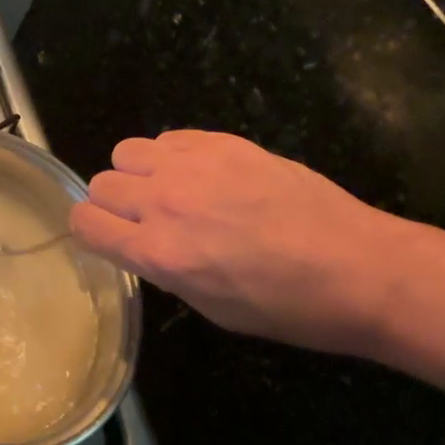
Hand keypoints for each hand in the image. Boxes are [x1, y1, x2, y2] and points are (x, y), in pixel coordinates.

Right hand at [70, 130, 409, 355]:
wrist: (359, 267)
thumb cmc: (290, 306)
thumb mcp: (213, 307)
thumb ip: (163, 269)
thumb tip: (141, 244)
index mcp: (160, 254)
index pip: (85, 224)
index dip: (90, 232)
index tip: (107, 238)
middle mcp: (164, 203)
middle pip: (100, 184)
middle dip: (114, 204)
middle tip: (146, 219)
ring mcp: (191, 165)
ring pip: (125, 152)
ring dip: (138, 173)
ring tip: (170, 190)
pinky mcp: (219, 141)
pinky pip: (167, 137)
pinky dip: (172, 155)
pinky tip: (202, 175)